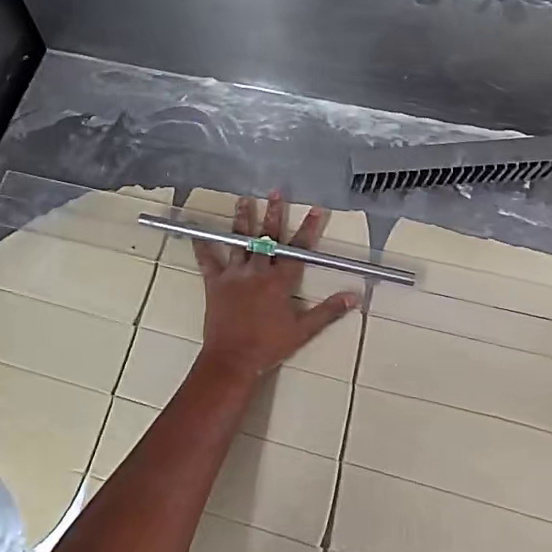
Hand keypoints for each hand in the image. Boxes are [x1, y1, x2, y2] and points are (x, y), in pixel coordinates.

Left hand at [189, 192, 359, 387]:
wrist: (233, 359)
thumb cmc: (269, 346)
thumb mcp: (303, 330)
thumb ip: (328, 311)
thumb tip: (353, 297)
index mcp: (280, 282)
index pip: (298, 250)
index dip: (308, 229)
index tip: (315, 210)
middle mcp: (258, 272)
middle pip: (268, 238)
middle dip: (273, 214)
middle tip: (275, 192)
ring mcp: (234, 276)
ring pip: (240, 242)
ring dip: (242, 220)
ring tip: (243, 200)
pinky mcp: (215, 284)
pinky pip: (207, 261)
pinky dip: (202, 247)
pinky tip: (197, 232)